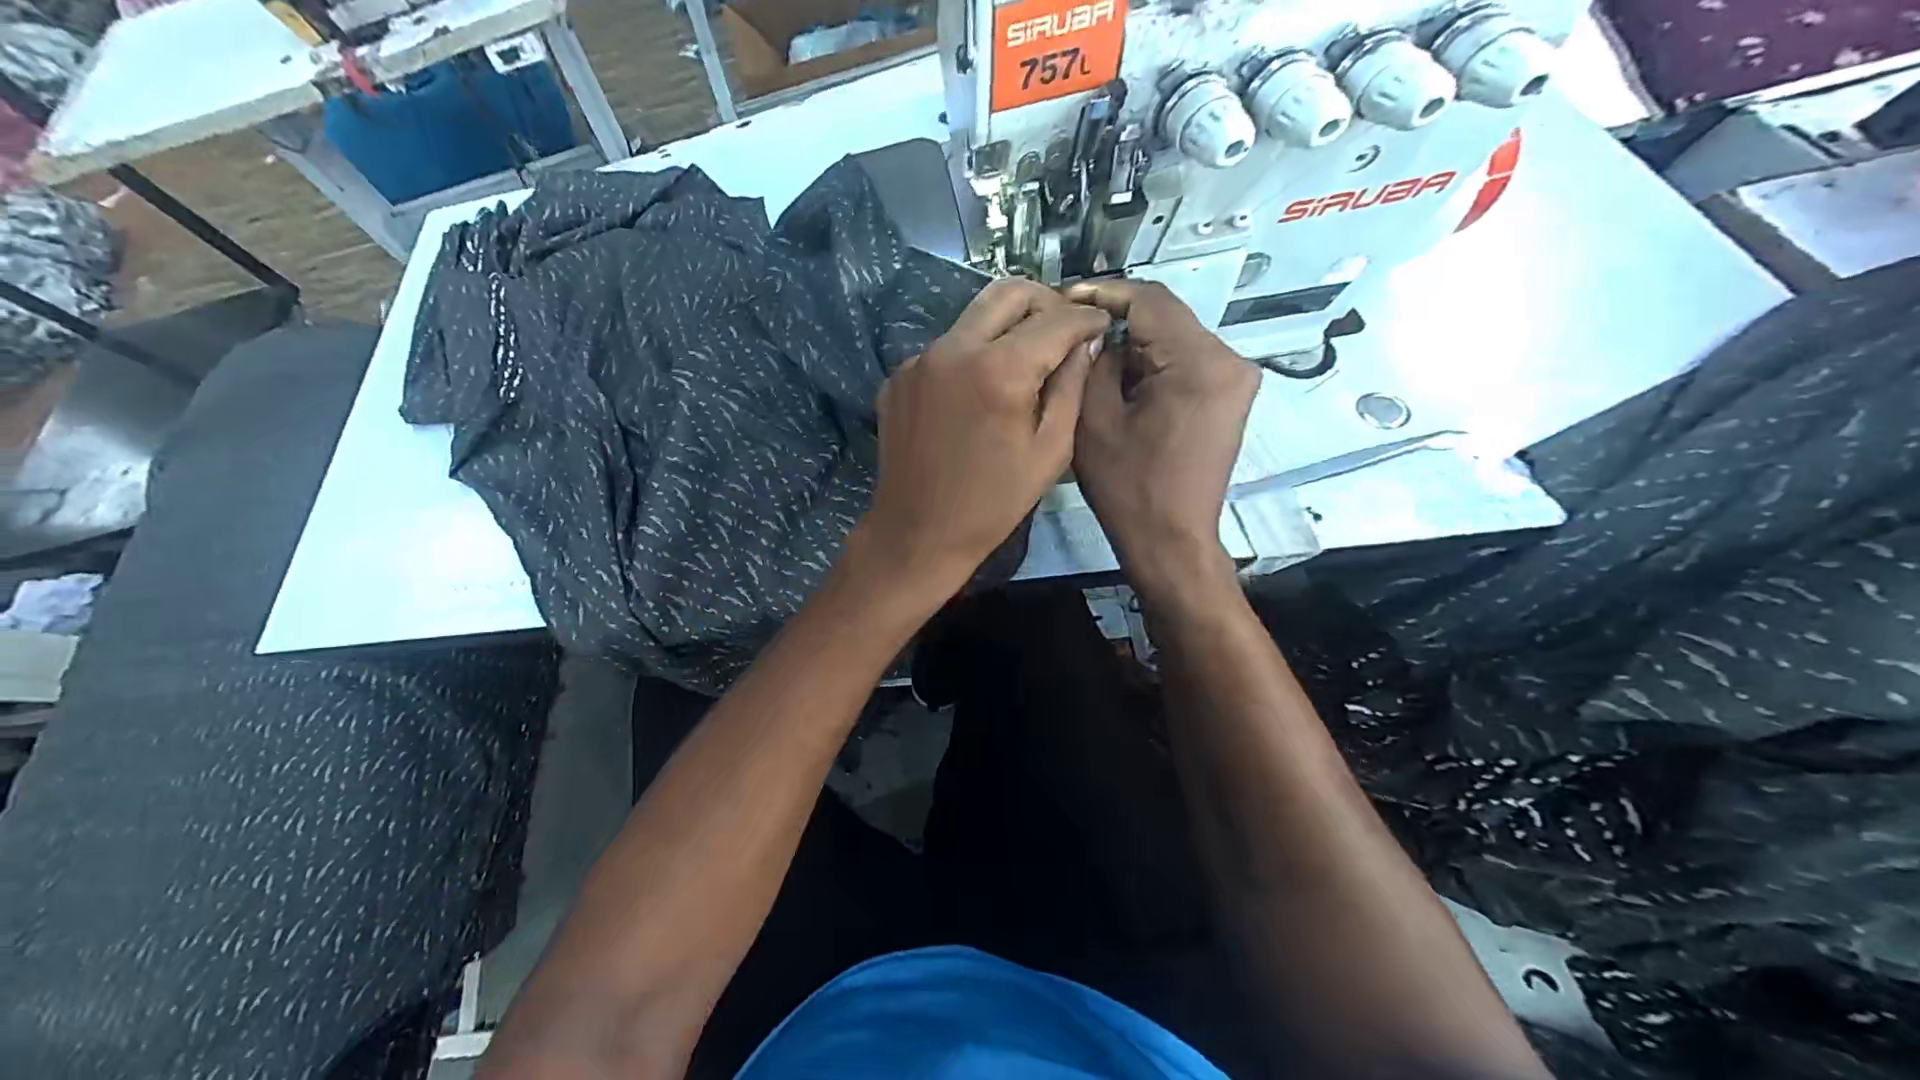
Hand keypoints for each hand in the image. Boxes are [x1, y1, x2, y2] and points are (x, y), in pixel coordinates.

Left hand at [849, 279, 1109, 602]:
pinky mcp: (898, 376)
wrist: (918, 532)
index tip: (1102, 323)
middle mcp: (954, 348)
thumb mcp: (1050, 451)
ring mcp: (919, 359)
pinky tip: (980, 390)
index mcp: (999, 369)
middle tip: (1065, 327)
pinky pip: (946, 347)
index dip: (1087, 317)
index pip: (1056, 318)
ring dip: (1007, 326)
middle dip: (1046, 301)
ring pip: (973, 316)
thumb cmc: (993, 502)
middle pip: (1009, 292)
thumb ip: (1072, 386)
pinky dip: (972, 354)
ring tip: (1027, 358)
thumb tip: (1086, 342)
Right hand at [1067, 279, 1259, 598]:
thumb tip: (1095, 333)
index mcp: (1199, 363)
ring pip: (1175, 338)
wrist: (1171, 542)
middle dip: (1117, 321)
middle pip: (1166, 317)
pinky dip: (1152, 364)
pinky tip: (1121, 379)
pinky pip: (1185, 362)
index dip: (1104, 293)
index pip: (1150, 300)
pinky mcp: (1229, 396)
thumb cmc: (1129, 488)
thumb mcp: (1094, 420)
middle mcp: (1230, 361)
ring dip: (1133, 344)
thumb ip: (1093, 362)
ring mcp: (1235, 379)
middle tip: (1072, 331)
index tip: (1065, 298)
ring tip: (1090, 357)